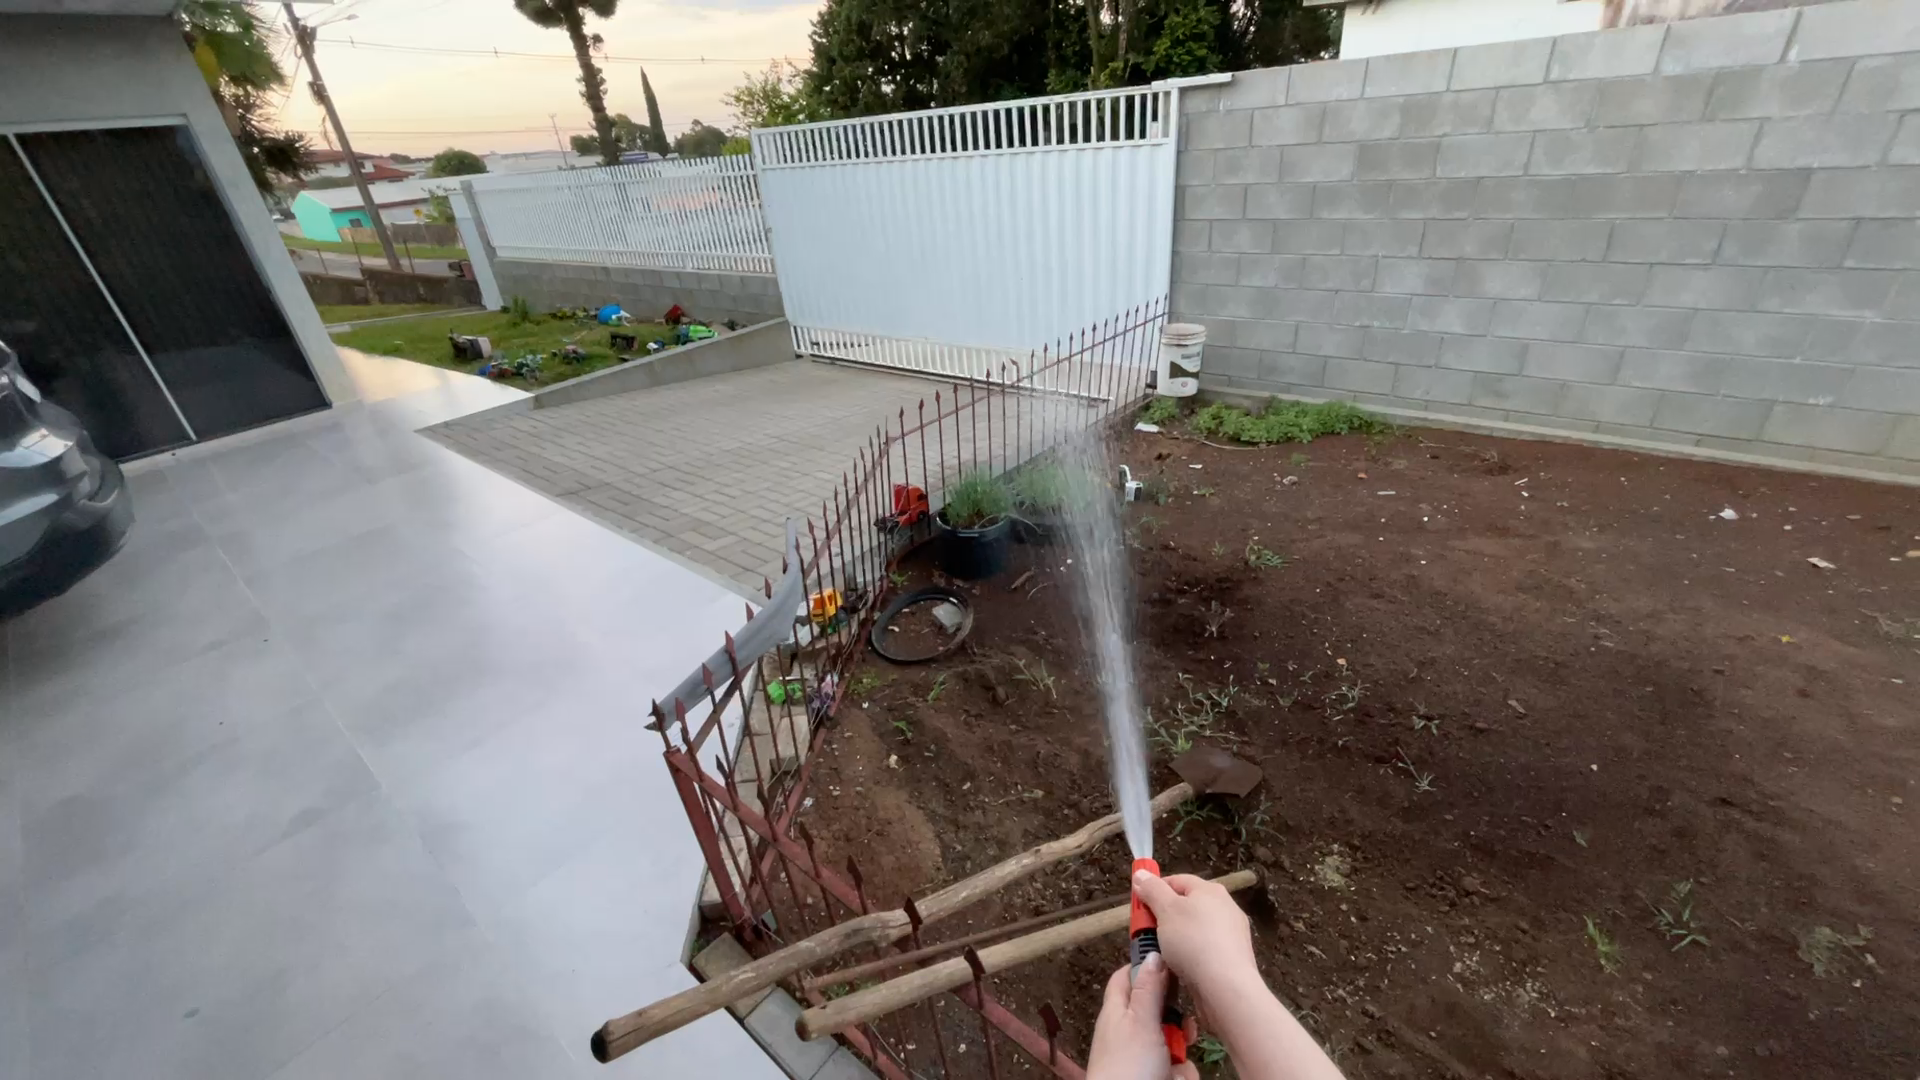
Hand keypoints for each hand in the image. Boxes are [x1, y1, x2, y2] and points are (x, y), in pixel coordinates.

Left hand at [1086, 955, 1199, 1079]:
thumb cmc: (1129, 1067)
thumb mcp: (1141, 1021)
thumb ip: (1149, 989)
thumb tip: (1153, 953)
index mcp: (1117, 1009)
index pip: (1128, 976)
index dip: (1148, 969)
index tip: (1173, 969)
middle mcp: (1128, 1032)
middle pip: (1159, 1015)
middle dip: (1177, 1025)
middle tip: (1186, 1030)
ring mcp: (1141, 1060)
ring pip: (1172, 1048)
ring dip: (1181, 1059)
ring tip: (1176, 1072)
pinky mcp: (1154, 1079)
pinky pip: (1176, 1072)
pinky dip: (1180, 1078)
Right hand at [1130, 871, 1260, 1005]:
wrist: (1227, 989)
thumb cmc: (1193, 941)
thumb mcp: (1165, 910)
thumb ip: (1151, 889)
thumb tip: (1141, 874)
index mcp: (1210, 890)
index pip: (1176, 881)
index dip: (1155, 891)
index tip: (1141, 908)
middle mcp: (1226, 907)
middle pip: (1187, 905)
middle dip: (1166, 916)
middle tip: (1149, 931)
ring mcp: (1234, 935)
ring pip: (1196, 930)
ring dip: (1178, 938)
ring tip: (1163, 953)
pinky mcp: (1236, 960)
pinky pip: (1206, 950)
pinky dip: (1193, 956)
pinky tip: (1182, 968)